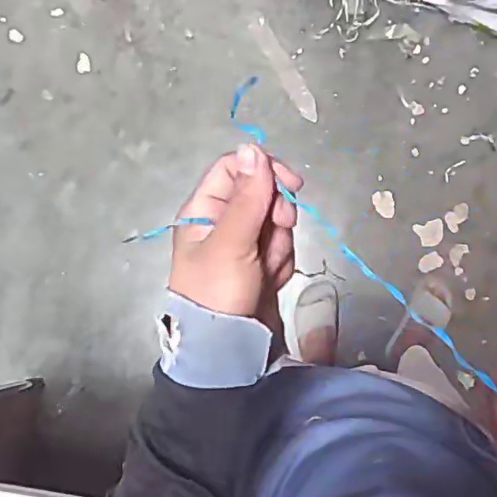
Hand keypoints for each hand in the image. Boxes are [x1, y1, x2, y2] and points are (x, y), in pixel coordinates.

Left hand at [168, 143, 302, 323]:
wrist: (226, 350)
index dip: (265, 171)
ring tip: (265, 270)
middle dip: (276, 216)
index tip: (292, 185)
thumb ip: (247, 196)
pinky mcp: (260, 265)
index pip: (236, 169)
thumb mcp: (231, 242)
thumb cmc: (218, 293)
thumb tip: (251, 146)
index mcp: (204, 210)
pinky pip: (281, 249)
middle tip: (277, 232)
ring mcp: (243, 245)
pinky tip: (270, 280)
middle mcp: (223, 223)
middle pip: (263, 195)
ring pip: (277, 223)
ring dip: (278, 245)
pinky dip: (281, 264)